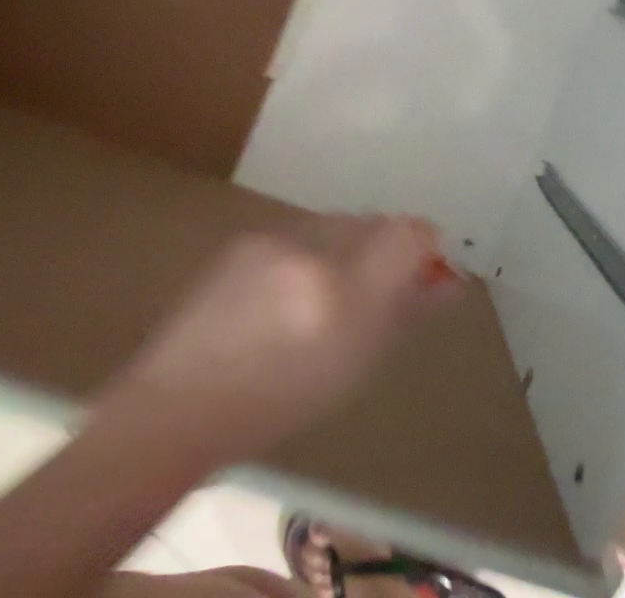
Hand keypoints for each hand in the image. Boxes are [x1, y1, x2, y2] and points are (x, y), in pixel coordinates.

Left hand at [104, 216, 457, 456]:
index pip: (410, 233)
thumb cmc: (279, 403)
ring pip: (335, 224)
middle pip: (374, 222)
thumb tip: (444, 282)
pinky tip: (288, 290)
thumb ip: (403, 313)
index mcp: (343, 294)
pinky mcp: (245, 238)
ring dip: (347, 248)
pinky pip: (299, 232)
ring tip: (326, 295)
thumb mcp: (355, 368)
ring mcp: (272, 240)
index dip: (426, 247)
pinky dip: (311, 251)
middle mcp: (310, 251)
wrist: (180, 403)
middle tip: (378, 290)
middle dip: (386, 248)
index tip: (424, 273)